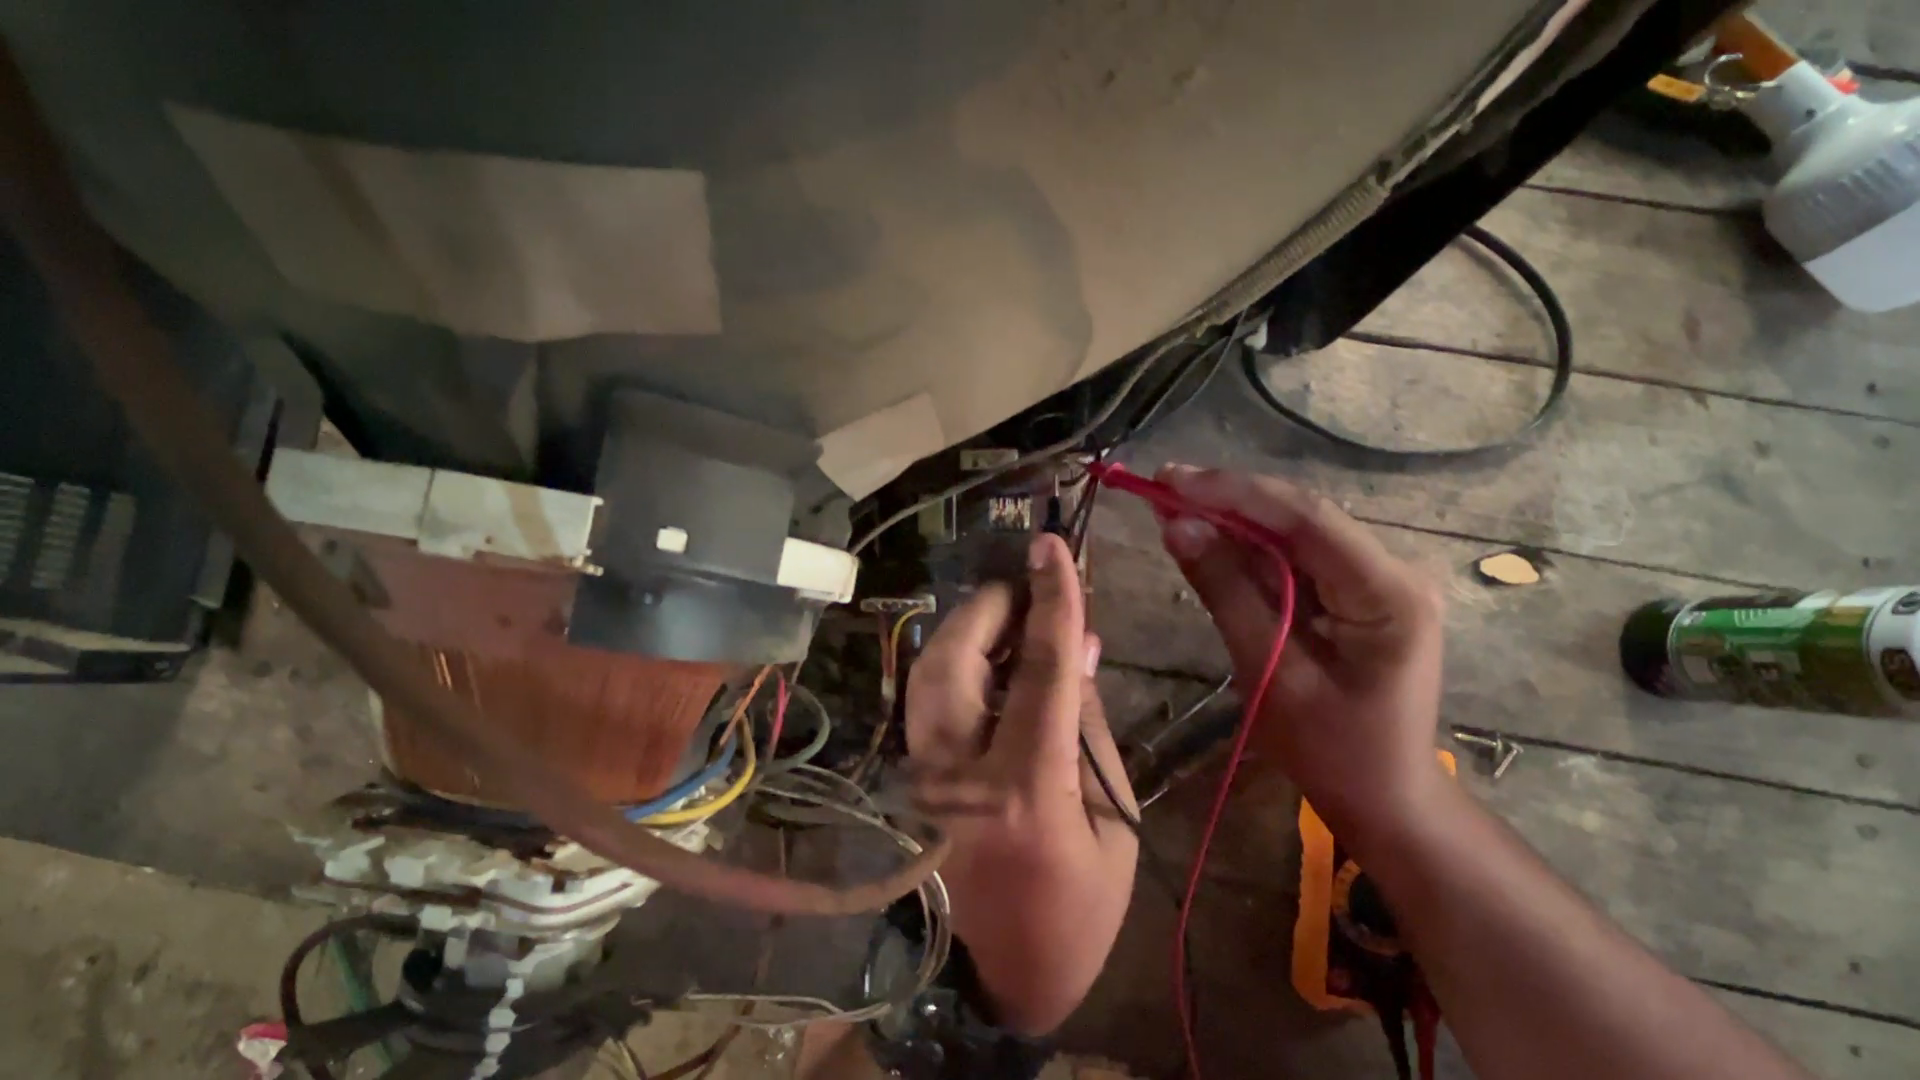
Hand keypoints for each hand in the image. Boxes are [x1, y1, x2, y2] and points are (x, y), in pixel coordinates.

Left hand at [904, 533, 1137, 1034]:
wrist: (1008, 977)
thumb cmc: (1081, 911)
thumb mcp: (1114, 821)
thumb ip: (1090, 726)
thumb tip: (1081, 646)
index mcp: (1026, 791)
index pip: (1042, 671)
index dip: (1053, 600)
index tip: (1053, 545)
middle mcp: (959, 775)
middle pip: (954, 659)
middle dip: (989, 606)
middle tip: (1026, 582)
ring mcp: (922, 779)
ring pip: (925, 674)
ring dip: (965, 630)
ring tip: (1010, 615)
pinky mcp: (912, 784)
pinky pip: (926, 702)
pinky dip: (955, 665)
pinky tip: (990, 659)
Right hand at [1154, 465, 1445, 847]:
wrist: (1386, 801)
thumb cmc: (1332, 752)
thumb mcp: (1271, 674)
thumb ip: (1226, 592)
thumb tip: (1178, 526)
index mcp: (1387, 592)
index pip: (1305, 518)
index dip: (1233, 491)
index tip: (1169, 479)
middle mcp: (1393, 571)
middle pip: (1301, 517)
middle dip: (1229, 500)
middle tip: (1161, 488)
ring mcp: (1379, 581)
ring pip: (1296, 533)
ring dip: (1235, 521)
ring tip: (1172, 508)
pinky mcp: (1360, 594)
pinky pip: (1299, 559)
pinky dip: (1251, 551)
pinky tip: (1210, 540)